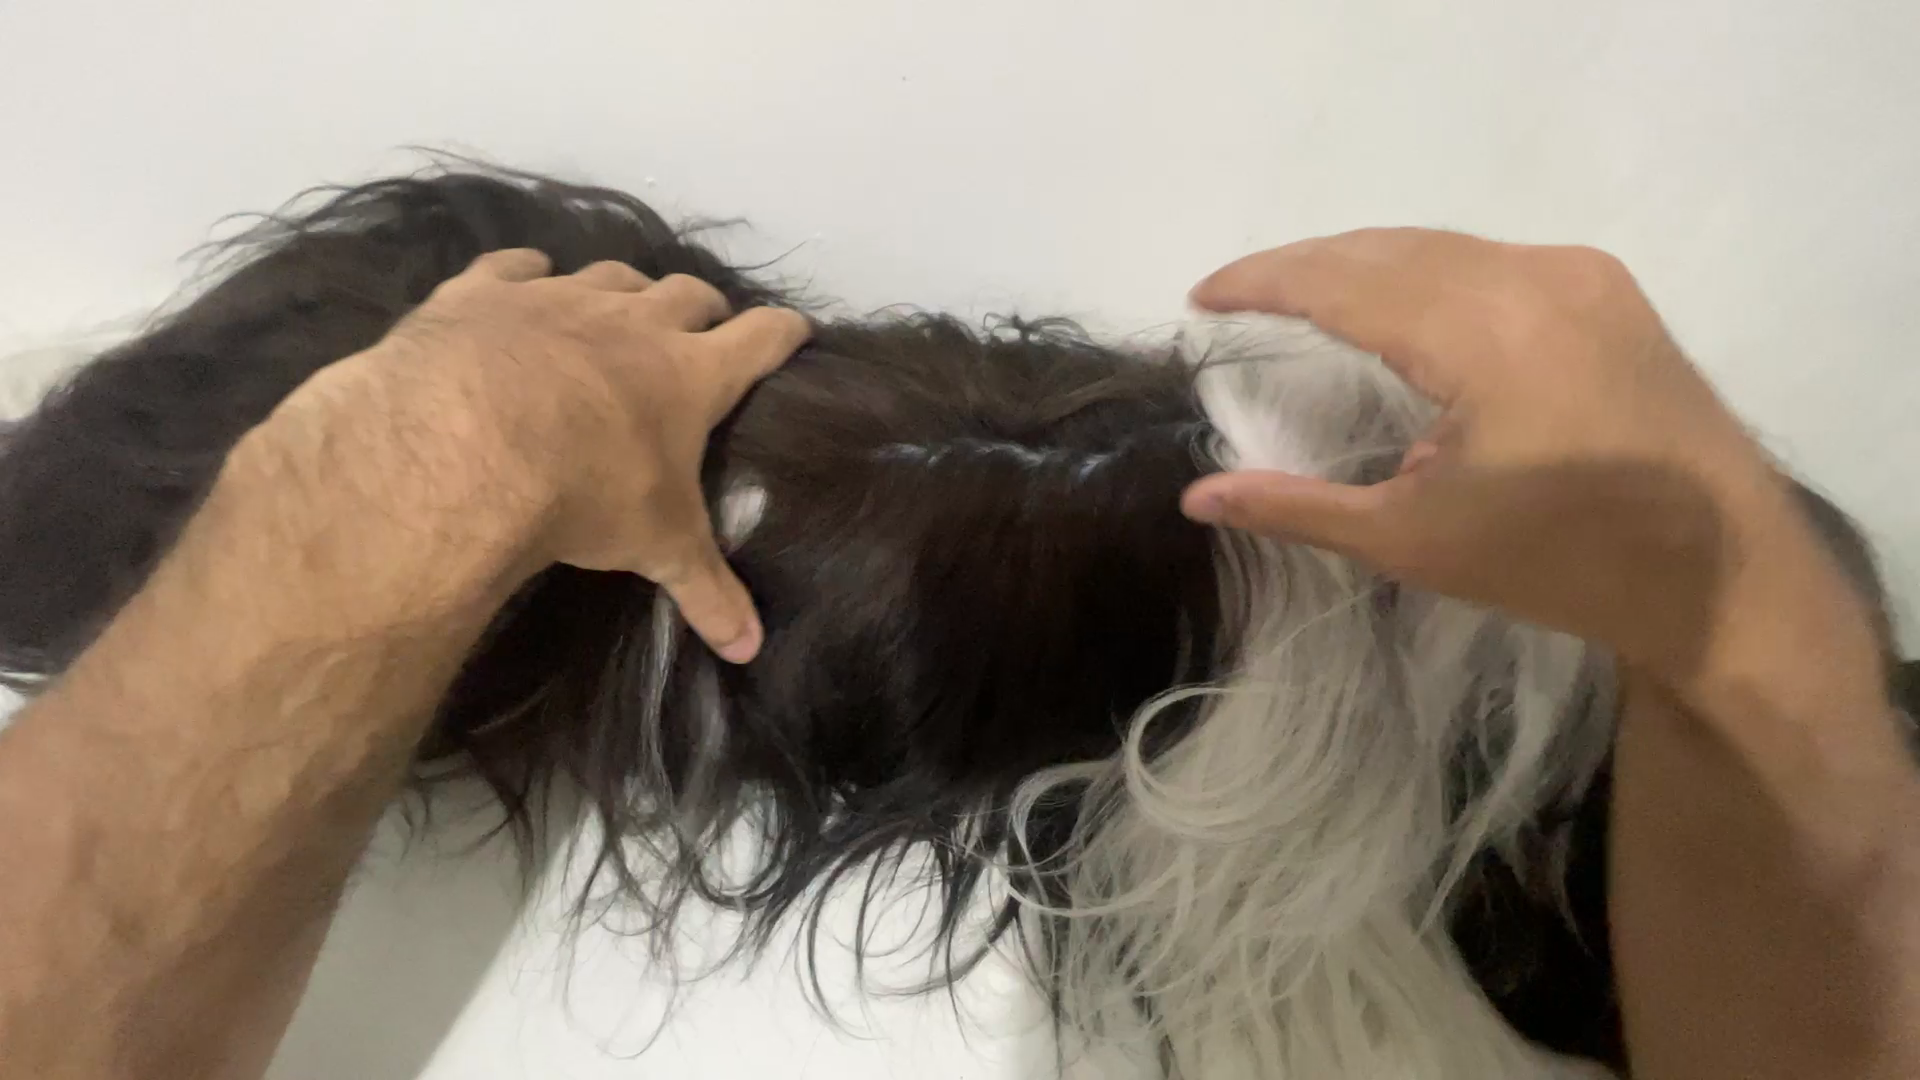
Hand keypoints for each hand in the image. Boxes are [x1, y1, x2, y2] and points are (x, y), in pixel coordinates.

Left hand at [272, 250, 808, 662]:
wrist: (455, 456)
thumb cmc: (585, 495)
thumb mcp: (657, 546)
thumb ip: (709, 594)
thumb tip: (753, 653)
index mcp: (690, 376)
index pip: (762, 338)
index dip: (787, 331)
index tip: (800, 328)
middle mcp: (634, 324)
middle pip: (691, 293)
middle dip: (709, 308)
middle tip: (709, 329)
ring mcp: (558, 300)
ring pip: (613, 275)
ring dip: (629, 291)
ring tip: (625, 312)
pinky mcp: (484, 294)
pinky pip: (516, 267)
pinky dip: (529, 275)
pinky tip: (527, 284)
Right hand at [1180, 228, 1865, 688]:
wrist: (1716, 576)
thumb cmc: (1549, 561)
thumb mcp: (1404, 540)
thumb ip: (1291, 507)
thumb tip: (1194, 498)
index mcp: (1485, 337)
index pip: (1344, 282)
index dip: (1263, 281)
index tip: (1201, 294)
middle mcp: (1535, 280)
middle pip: (1384, 247)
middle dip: (1297, 264)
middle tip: (1232, 291)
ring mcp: (1578, 277)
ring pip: (1433, 245)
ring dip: (1350, 262)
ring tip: (1289, 290)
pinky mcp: (1600, 290)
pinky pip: (1478, 257)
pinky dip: (1408, 269)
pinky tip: (1381, 298)